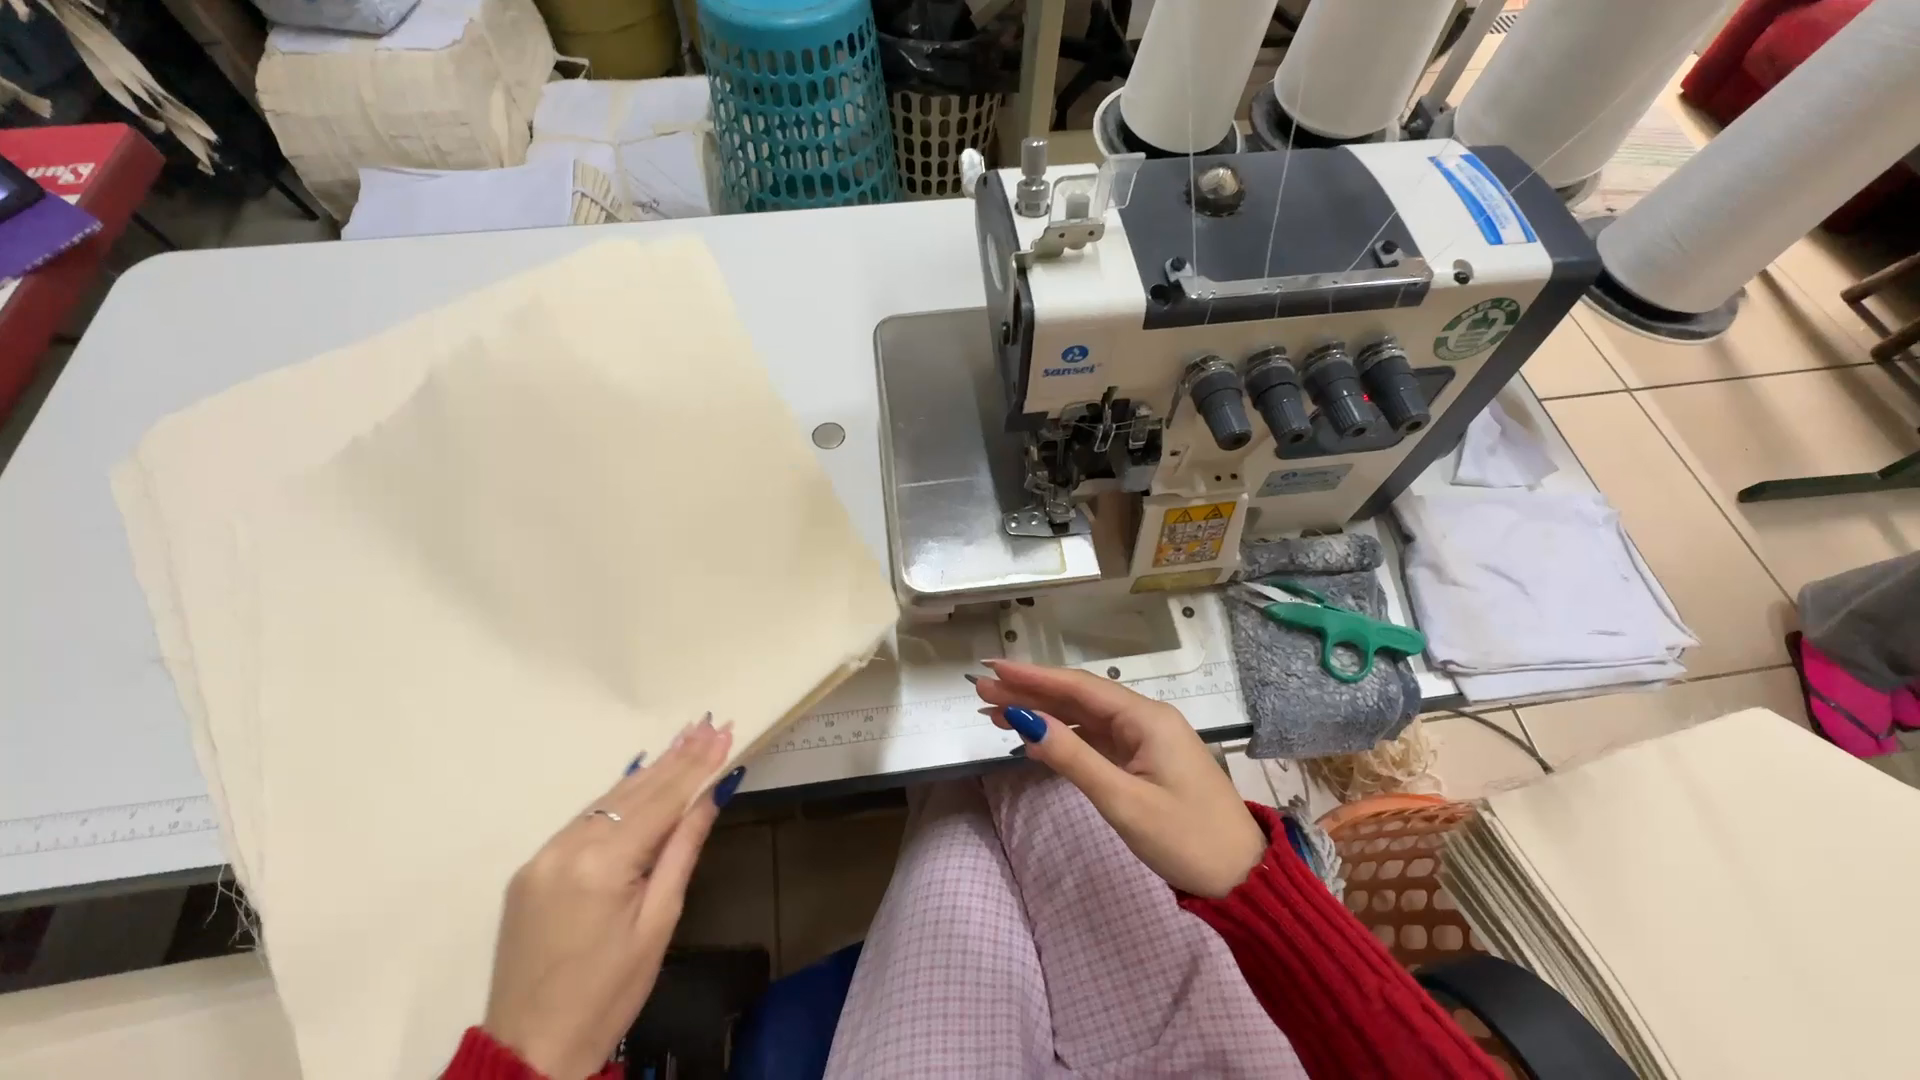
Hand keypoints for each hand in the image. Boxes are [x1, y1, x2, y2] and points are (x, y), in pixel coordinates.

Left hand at [482, 718, 744, 1079]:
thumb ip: (681, 852)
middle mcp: (566, 847)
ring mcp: (542, 856)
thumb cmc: (611, 992)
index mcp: (602, 864)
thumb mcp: (659, 923)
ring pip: (606, 801)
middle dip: (676, 758)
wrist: (531, 1048)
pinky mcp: (530, 869)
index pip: (661, 800)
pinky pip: (583, 821)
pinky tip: (640, 777)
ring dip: (648, 772)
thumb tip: (709, 797)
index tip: (722, 732)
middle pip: (633, 791)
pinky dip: (617, 799)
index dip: (696, 766)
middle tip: (708, 722)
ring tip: (683, 739)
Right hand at [973, 660, 1265, 897]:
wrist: (1242, 877)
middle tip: (981, 690)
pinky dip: (1064, 736)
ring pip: (1085, 718)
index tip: (993, 667)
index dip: (1033, 676)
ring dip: (1043, 713)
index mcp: (1146, 718)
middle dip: (1030, 692)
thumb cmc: (1186, 838)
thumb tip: (1025, 721)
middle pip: (1078, 698)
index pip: (1079, 687)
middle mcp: (1146, 719)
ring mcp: (1146, 740)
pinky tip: (1036, 737)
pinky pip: (1097, 739)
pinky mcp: (1146, 762)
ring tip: (994, 712)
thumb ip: (1073, 758)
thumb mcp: (1124, 801)